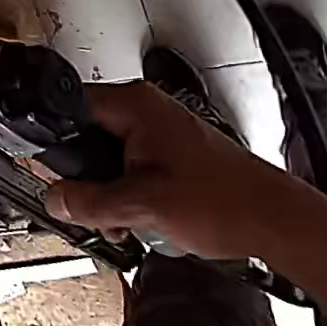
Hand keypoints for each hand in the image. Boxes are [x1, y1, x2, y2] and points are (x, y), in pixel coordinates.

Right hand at [44, 80, 294, 258]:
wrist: (271, 220)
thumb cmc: (224, 201)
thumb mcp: (142, 204)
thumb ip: (91, 202)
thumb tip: (56, 197)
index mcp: (135, 105)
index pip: (74, 108)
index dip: (59, 141)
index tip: (55, 171)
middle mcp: (145, 108)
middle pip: (88, 132)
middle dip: (86, 174)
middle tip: (89, 205)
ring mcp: (158, 126)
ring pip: (108, 150)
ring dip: (106, 187)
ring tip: (119, 218)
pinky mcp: (168, 147)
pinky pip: (129, 160)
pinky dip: (125, 188)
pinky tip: (135, 217)